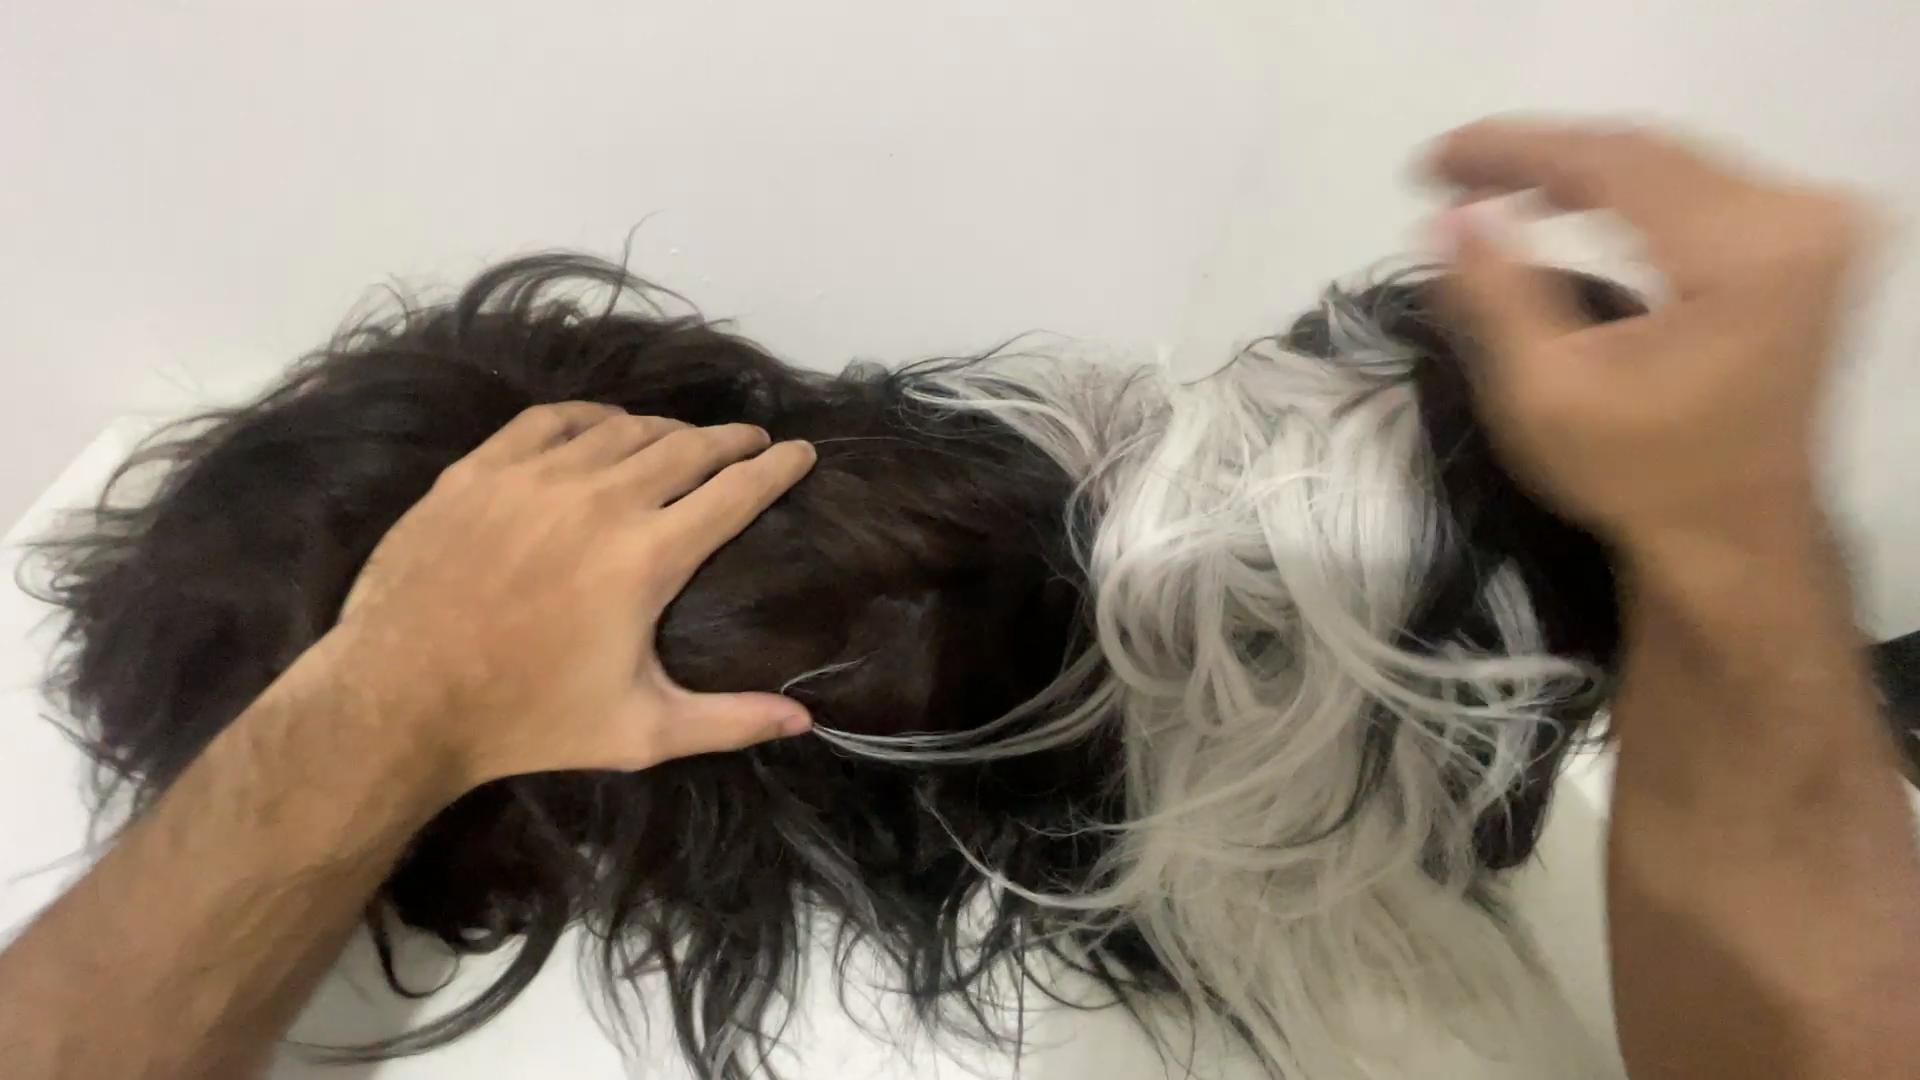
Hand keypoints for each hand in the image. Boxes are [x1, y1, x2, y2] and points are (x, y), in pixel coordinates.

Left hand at [323, 403, 817, 788]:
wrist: (394, 705)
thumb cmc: (530, 719)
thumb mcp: (643, 733)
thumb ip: (731, 722)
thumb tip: (806, 721)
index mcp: (648, 558)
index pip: (736, 492)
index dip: (778, 467)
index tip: (803, 453)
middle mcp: (601, 501)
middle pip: (690, 447)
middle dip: (734, 440)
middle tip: (755, 441)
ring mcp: (535, 478)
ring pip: (628, 429)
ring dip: (673, 430)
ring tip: (691, 440)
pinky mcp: (481, 471)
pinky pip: (555, 420)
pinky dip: (597, 418)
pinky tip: (610, 428)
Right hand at [1423, 119, 1873, 558]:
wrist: (1728, 527)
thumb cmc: (1629, 470)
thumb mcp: (1540, 392)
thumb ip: (1493, 298)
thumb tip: (1444, 221)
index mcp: (1746, 249)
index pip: (1615, 161)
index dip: (1512, 151)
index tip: (1431, 161)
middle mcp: (1801, 215)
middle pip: (1646, 152)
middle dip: (1534, 156)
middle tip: (1444, 173)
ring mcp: (1811, 228)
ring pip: (1667, 166)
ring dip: (1568, 171)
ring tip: (1484, 188)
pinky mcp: (1800, 248)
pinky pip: (1691, 191)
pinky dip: (1613, 192)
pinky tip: (1560, 203)